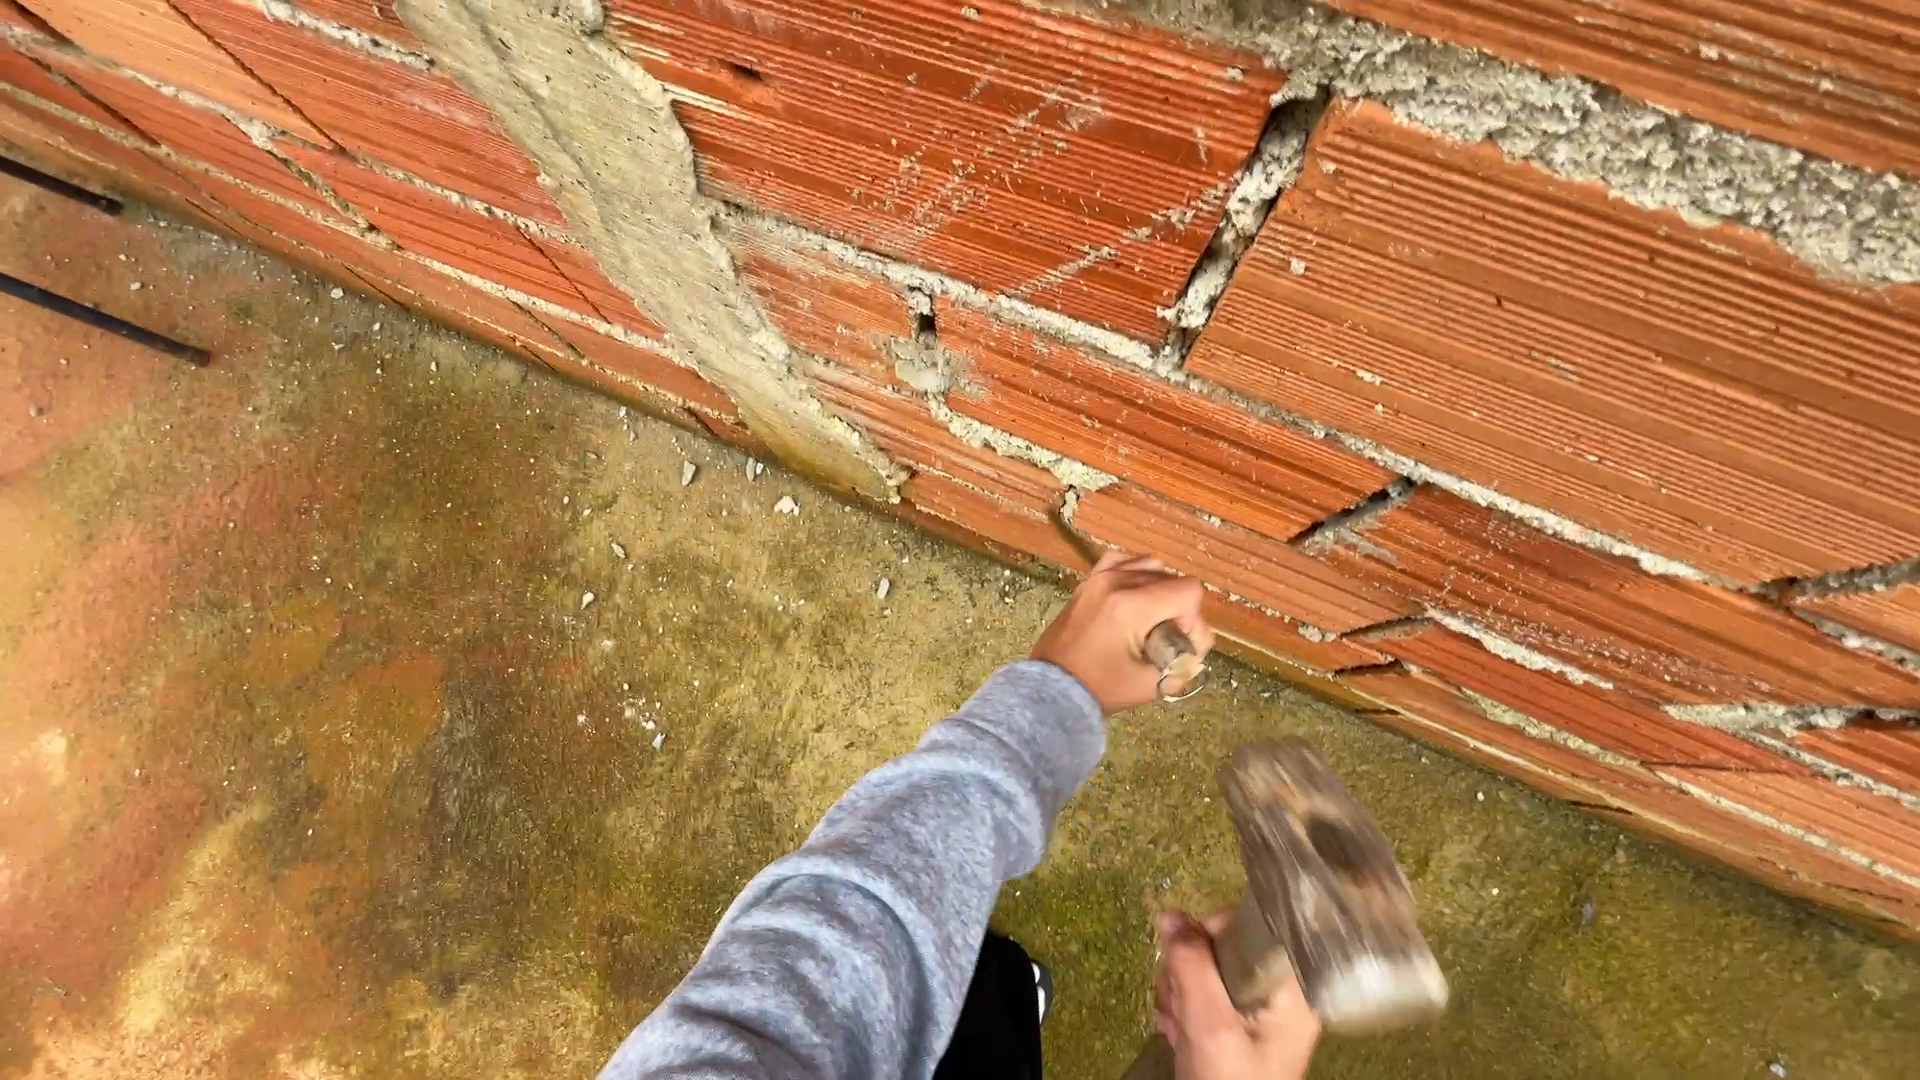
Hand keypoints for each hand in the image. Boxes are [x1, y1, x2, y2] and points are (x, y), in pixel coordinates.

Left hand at [1030, 550, 1214, 713]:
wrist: (1055, 687)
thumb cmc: (1102, 688)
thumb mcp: (1154, 683)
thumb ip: (1187, 657)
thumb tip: (1198, 636)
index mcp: (1132, 605)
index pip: (1189, 589)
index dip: (1193, 616)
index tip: (1178, 640)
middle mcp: (1115, 581)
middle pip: (1171, 578)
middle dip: (1177, 608)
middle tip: (1163, 638)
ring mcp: (1098, 577)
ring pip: (1150, 565)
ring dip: (1159, 590)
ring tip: (1149, 619)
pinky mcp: (1088, 580)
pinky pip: (1121, 560)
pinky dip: (1134, 573)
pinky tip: (1133, 596)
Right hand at [1155, 911, 1320, 1079]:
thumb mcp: (1208, 1024)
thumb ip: (1191, 964)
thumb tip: (1170, 914)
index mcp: (1290, 990)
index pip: (1250, 928)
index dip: (1211, 933)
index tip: (1189, 958)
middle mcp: (1277, 995)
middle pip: (1221, 947)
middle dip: (1188, 970)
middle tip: (1181, 1005)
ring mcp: (1256, 1012)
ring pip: (1205, 969)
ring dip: (1179, 991)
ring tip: (1178, 1024)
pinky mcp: (1236, 1026)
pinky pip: (1201, 993)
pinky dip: (1181, 1007)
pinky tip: (1177, 1031)